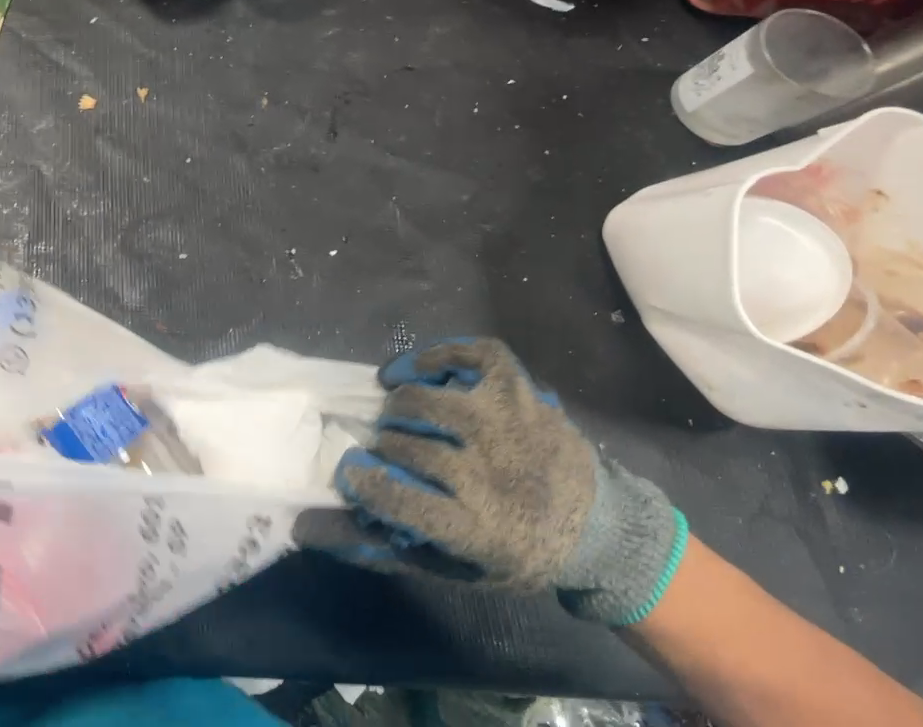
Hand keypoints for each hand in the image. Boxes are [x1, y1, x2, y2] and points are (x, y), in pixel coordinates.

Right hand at [328, 338, 688, 626]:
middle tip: (384, 449)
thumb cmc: (521, 553)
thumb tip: (318, 525)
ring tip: (397, 411)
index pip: (398, 496)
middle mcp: (490, 472)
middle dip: (383, 446)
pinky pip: (476, 355)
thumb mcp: (462, 569)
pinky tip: (417, 368)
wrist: (604, 534)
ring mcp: (508, 426)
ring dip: (400, 406)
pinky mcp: (522, 396)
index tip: (350, 472)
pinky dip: (440, 354)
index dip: (362, 480)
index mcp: (476, 526)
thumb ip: (394, 548)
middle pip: (406, 445)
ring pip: (426, 401)